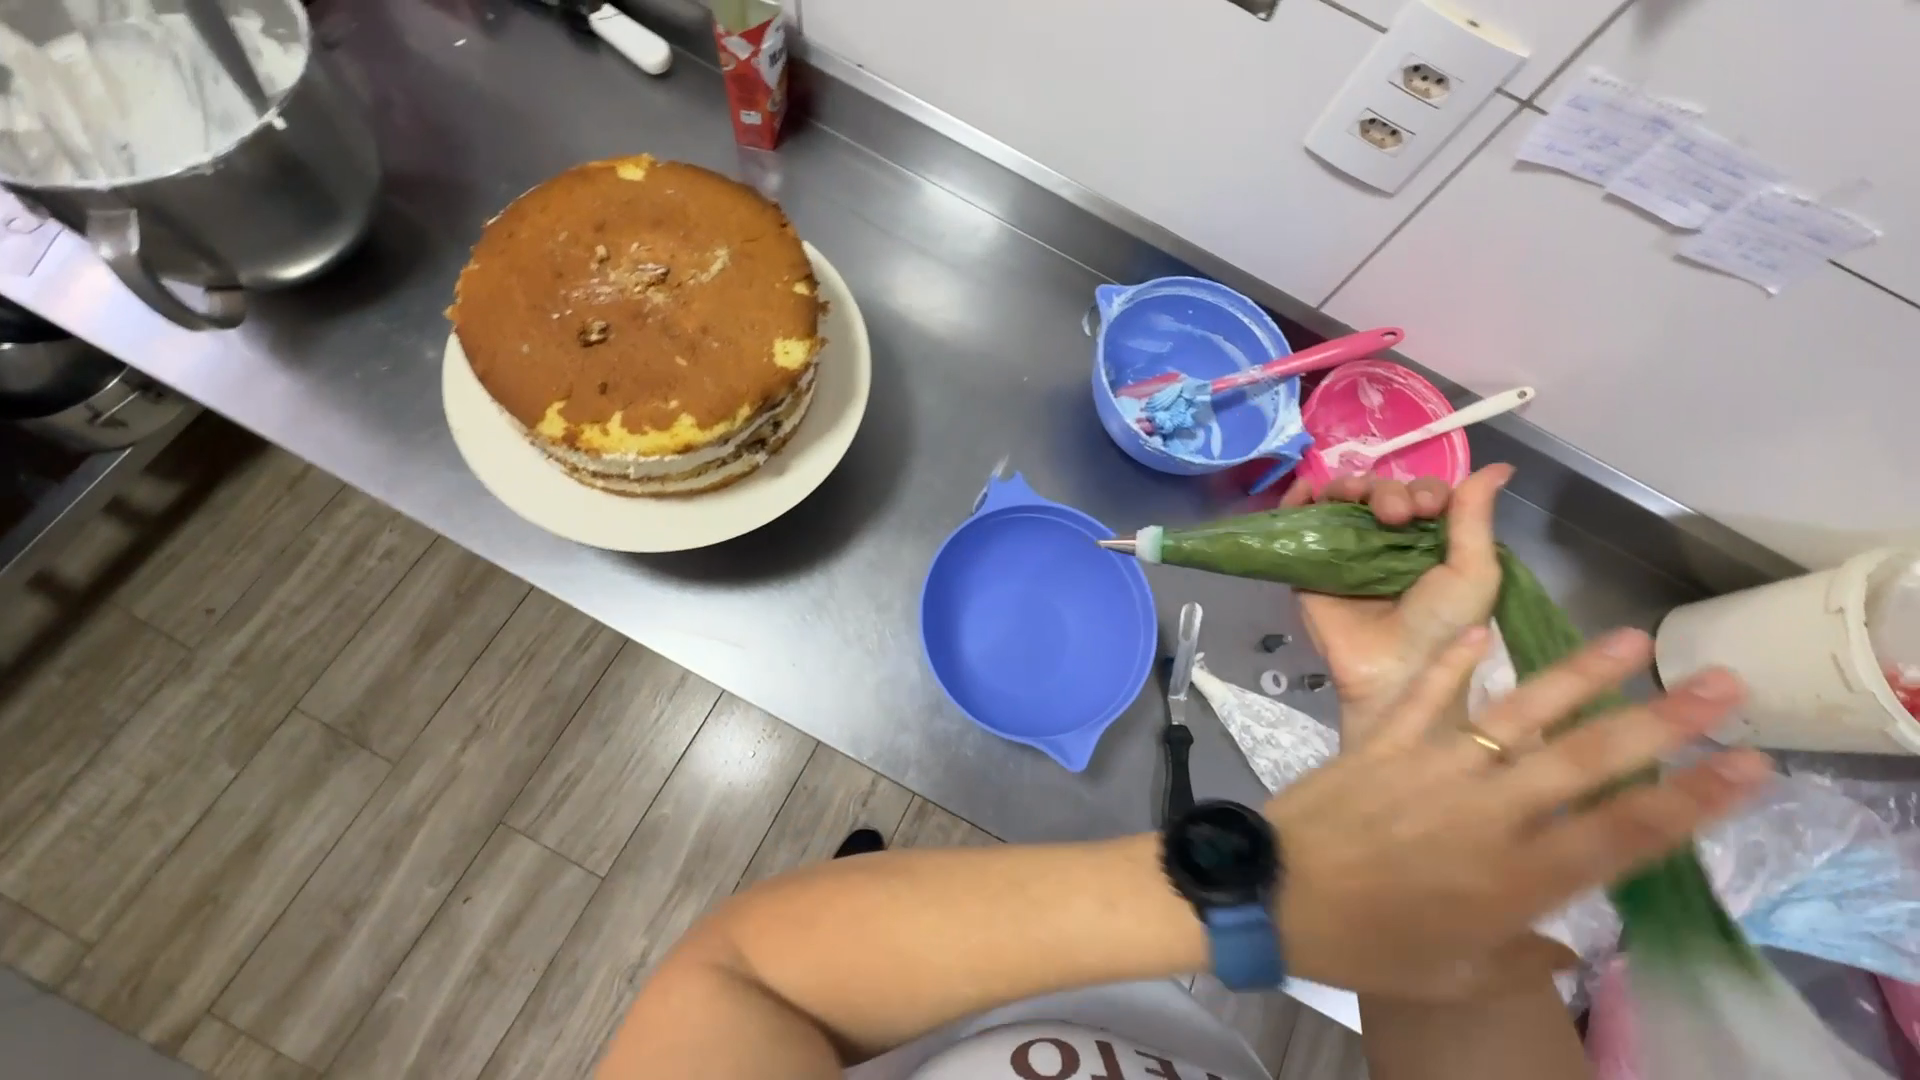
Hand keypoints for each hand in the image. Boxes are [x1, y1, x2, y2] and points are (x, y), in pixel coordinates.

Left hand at [1266, 624, 1771, 999]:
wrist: (1269, 893)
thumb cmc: (1362, 944)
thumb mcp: (1453, 974)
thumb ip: (1520, 960)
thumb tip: (1568, 949)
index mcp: (1516, 879)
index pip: (1624, 834)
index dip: (1692, 799)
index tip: (1750, 762)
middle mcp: (1485, 812)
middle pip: (1586, 760)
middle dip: (1660, 720)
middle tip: (1719, 681)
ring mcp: (1428, 766)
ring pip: (1516, 714)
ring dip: (1575, 675)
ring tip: (1629, 638)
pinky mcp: (1377, 742)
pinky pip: (1422, 695)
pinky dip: (1450, 662)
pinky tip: (1478, 628)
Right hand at [1280, 465, 1511, 744]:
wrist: (1393, 672)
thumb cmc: (1444, 626)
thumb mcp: (1474, 572)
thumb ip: (1475, 518)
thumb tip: (1499, 465)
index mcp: (1427, 542)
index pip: (1420, 495)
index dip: (1423, 490)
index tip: (1428, 506)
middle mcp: (1384, 541)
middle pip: (1378, 492)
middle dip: (1387, 490)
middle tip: (1396, 515)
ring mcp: (1344, 552)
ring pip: (1340, 500)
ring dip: (1347, 487)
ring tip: (1356, 499)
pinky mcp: (1308, 564)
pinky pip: (1299, 524)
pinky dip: (1299, 499)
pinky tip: (1306, 491)